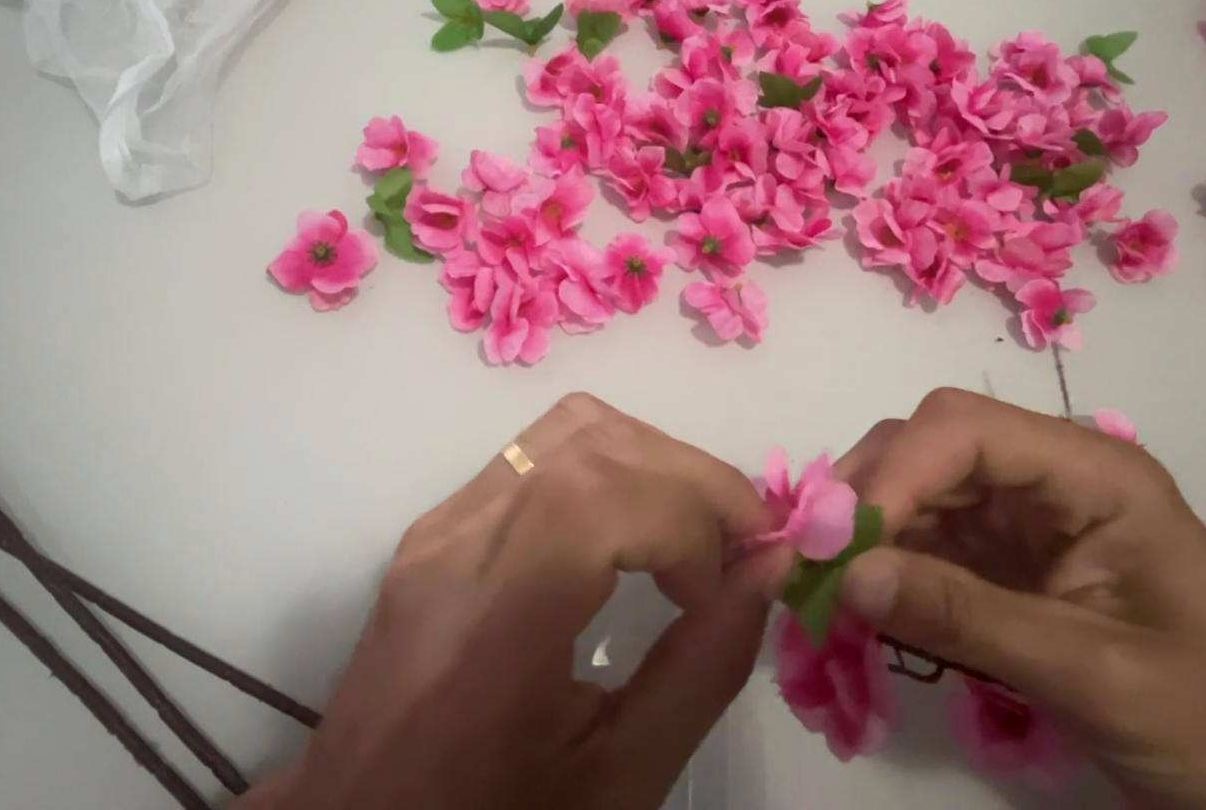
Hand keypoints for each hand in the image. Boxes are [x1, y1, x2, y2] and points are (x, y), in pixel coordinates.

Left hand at [246, 393, 774, 809]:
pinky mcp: (438, 522)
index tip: (735, 581)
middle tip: (741, 545)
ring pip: (566, 430)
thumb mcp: (619, 780)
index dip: (690, 517)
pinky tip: (632, 534)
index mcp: (492, 624)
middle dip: (691, 477)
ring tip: (694, 536)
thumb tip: (767, 569)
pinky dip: (610, 471)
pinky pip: (538, 455)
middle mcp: (456, 545)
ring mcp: (440, 524)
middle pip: (590, 443)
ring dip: (653, 463)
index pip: (596, 497)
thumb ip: (703, 669)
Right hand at [833, 388, 1205, 809]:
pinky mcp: (1001, 563)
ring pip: (912, 491)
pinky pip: (920, 543)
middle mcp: (1047, 478)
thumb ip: (966, 617)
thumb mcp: (1096, 674)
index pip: (964, 431)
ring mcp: (1021, 520)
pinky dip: (878, 566)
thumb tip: (845, 575)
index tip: (837, 541)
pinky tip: (851, 599)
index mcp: (1092, 475)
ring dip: (858, 530)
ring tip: (816, 583)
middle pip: (926, 447)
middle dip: (863, 493)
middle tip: (811, 559)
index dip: (893, 473)